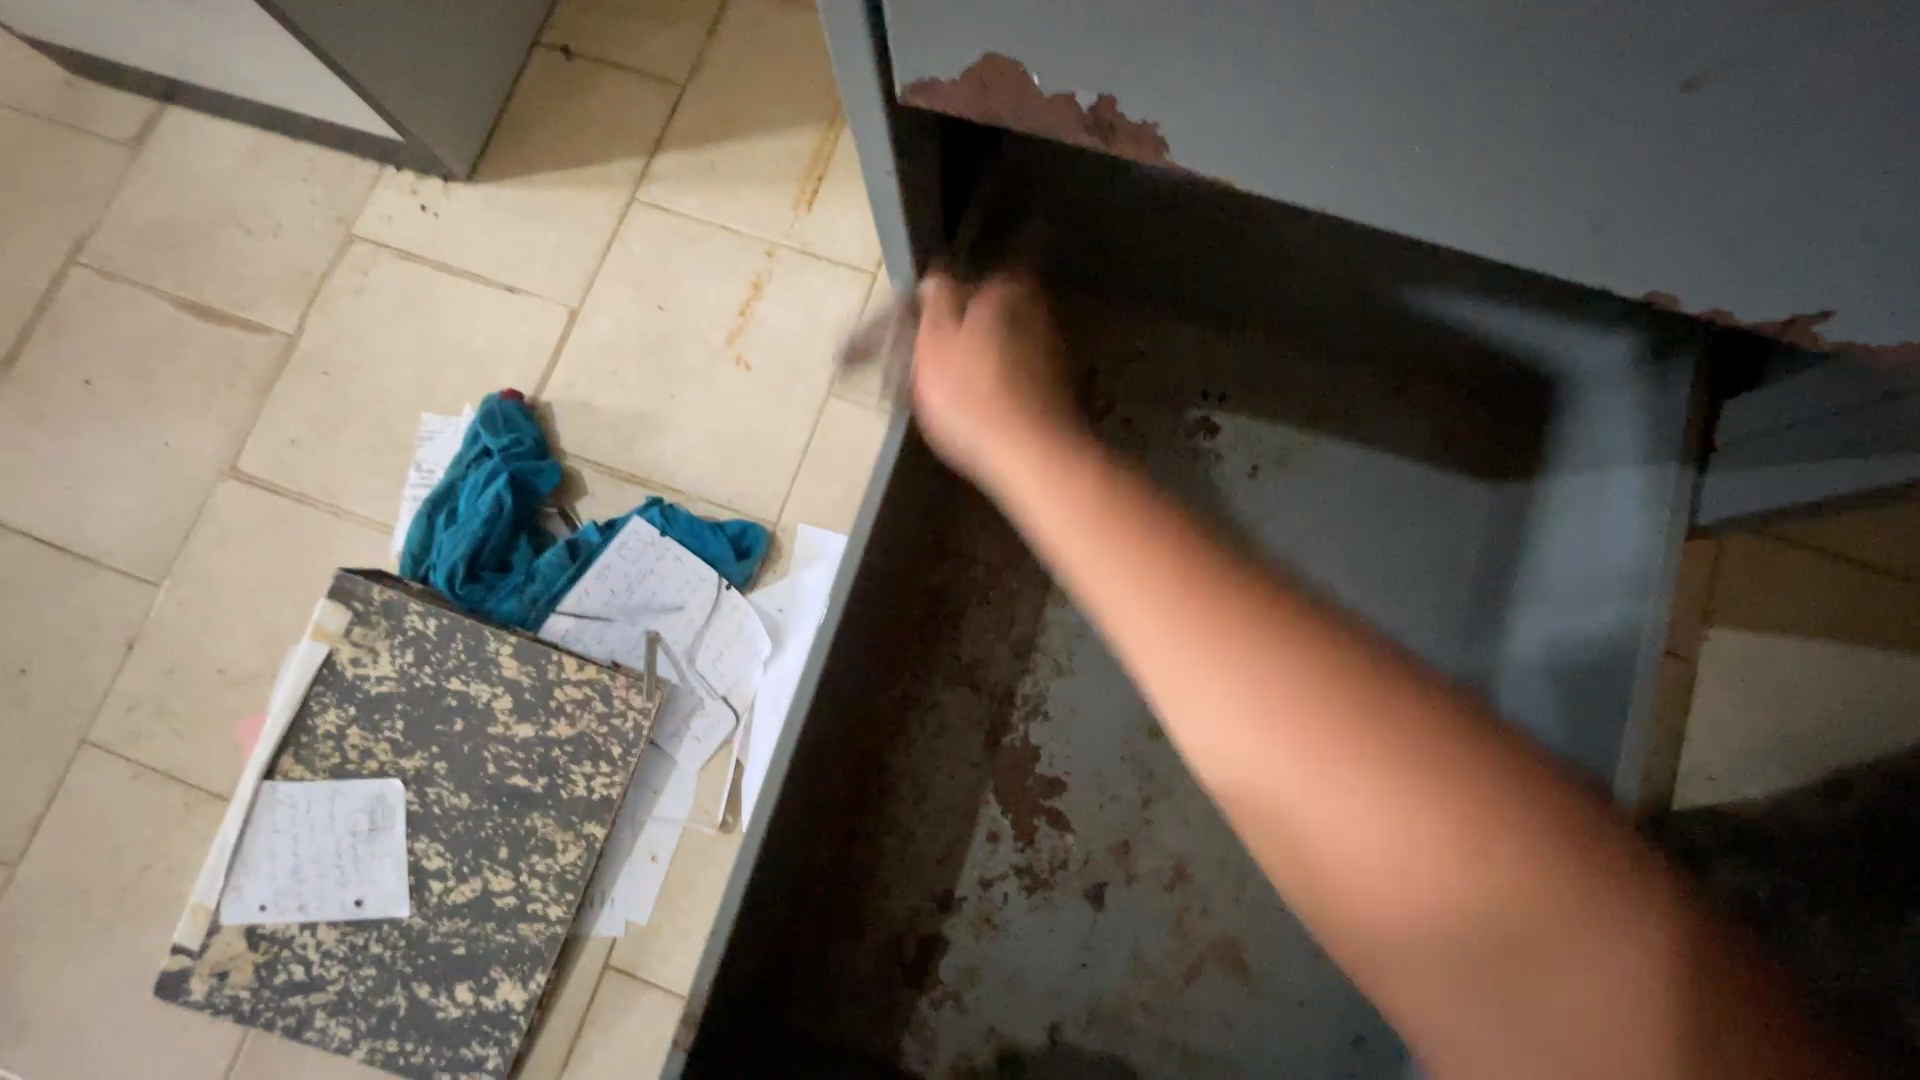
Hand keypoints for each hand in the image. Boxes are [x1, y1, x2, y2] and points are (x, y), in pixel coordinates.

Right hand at [911, 271, 1083, 489]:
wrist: (1031, 458)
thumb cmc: (971, 396)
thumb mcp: (934, 341)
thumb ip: (937, 300)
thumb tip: (938, 277)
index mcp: (1005, 288)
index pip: (966, 282)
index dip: (941, 305)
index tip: (921, 332)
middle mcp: (1037, 310)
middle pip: (988, 315)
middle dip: (964, 335)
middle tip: (933, 367)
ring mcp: (1053, 351)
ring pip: (1004, 348)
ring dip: (982, 365)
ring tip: (955, 396)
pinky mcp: (1059, 390)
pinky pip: (1017, 379)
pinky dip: (1000, 389)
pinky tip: (983, 414)